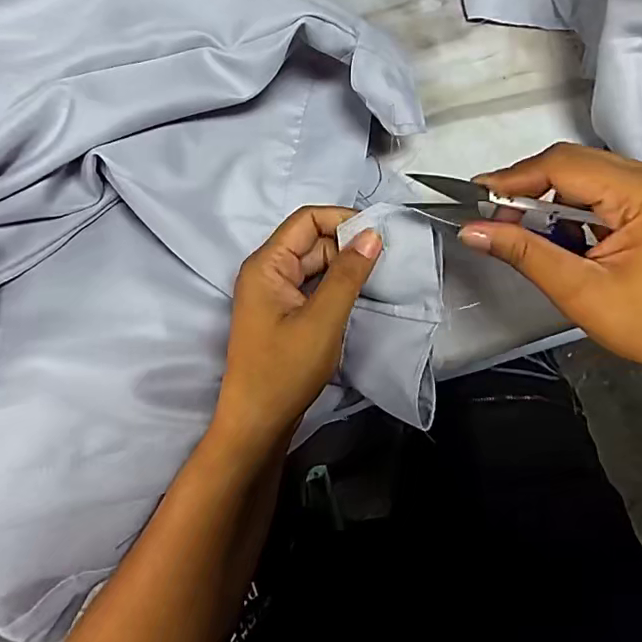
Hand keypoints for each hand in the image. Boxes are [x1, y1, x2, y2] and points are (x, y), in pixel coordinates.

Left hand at [213, 207, 381, 452]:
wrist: (256, 422)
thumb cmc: (284, 370)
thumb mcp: (322, 319)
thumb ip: (348, 274)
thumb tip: (371, 234)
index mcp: (266, 264)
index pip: (306, 220)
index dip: (341, 220)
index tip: (377, 235)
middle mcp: (265, 270)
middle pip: (310, 240)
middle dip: (345, 244)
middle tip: (385, 259)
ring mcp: (272, 292)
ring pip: (313, 263)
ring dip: (342, 266)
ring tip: (377, 276)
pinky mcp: (281, 311)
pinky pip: (310, 285)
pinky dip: (333, 285)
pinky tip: (356, 294)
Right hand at [457, 143, 641, 391]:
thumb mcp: (581, 291)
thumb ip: (523, 252)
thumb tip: (473, 230)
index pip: (564, 165)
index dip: (514, 178)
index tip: (477, 196)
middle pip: (575, 163)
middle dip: (529, 187)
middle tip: (495, 216)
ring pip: (587, 173)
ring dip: (551, 198)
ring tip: (528, 232)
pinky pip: (605, 188)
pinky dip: (575, 207)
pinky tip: (564, 237)